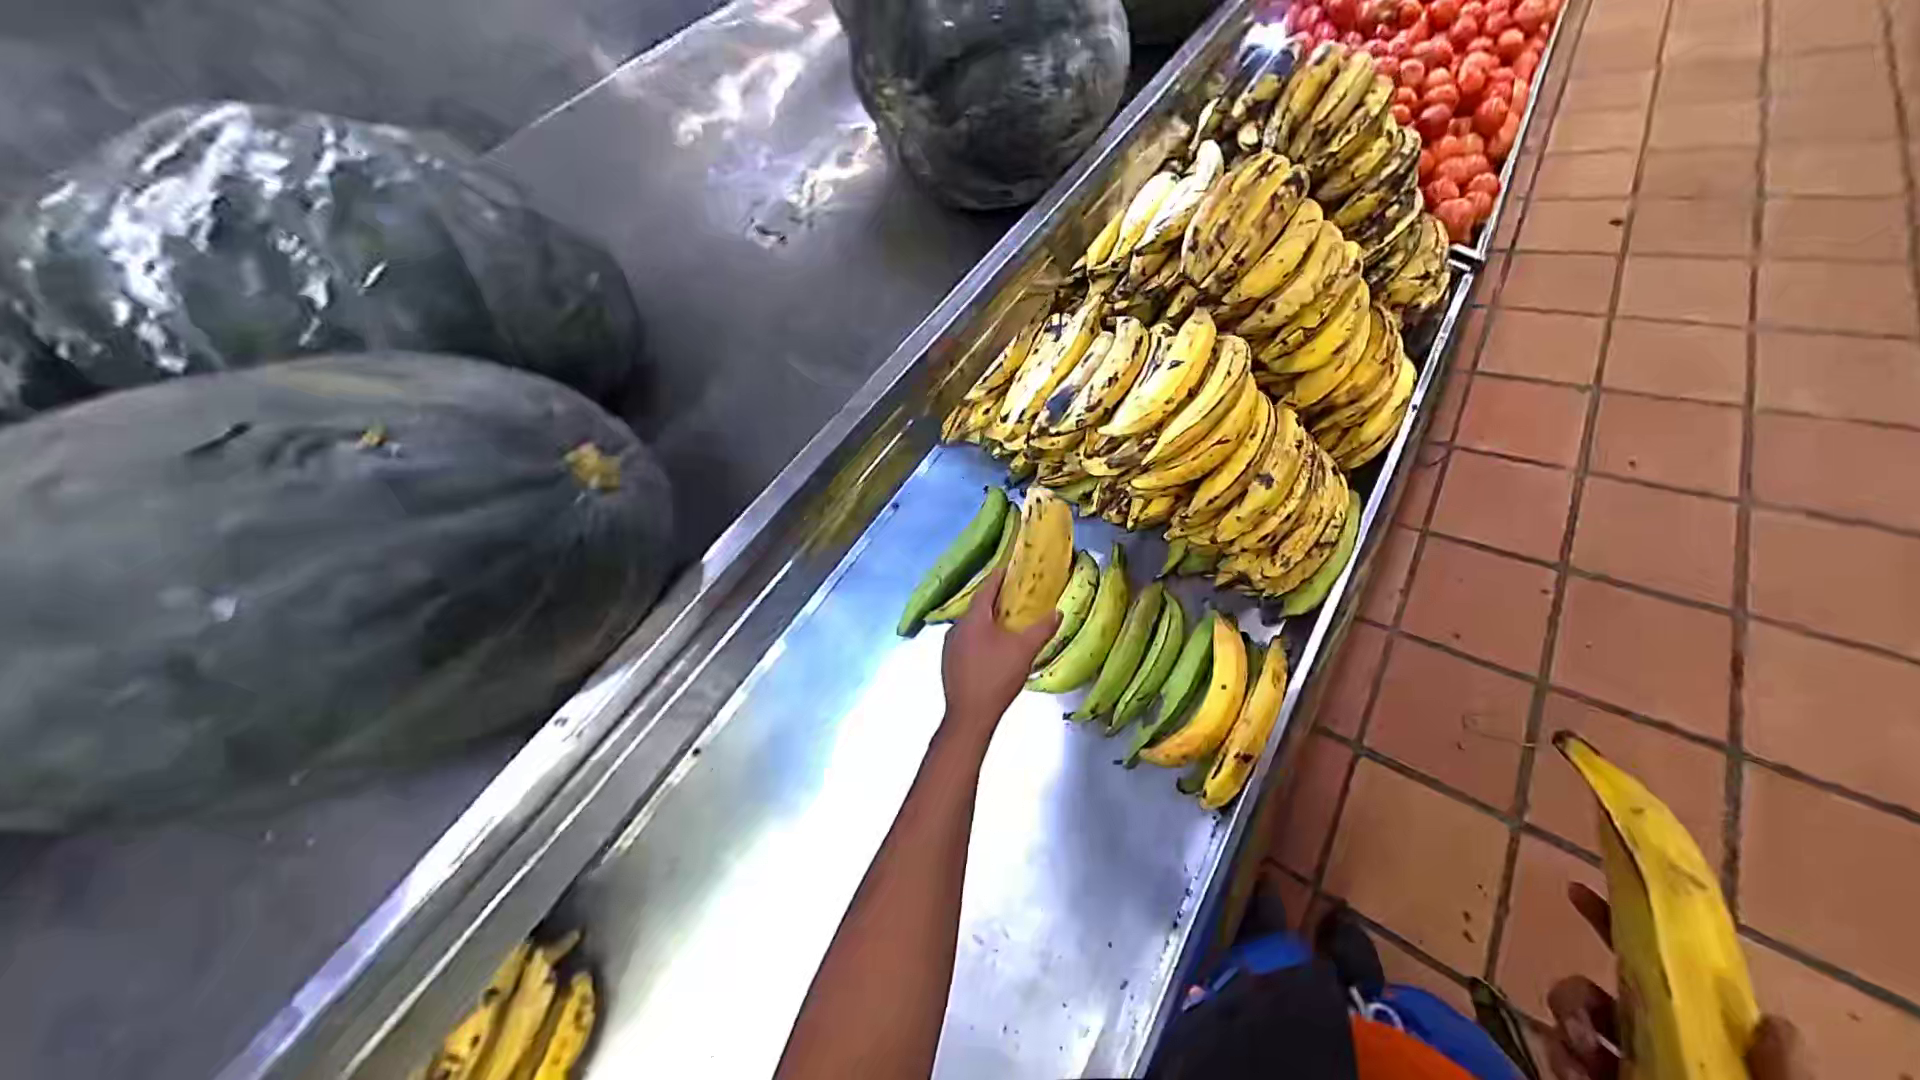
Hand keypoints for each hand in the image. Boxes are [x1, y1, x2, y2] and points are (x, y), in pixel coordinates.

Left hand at [939, 568, 1058, 747]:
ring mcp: (949, 645)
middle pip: (978, 606)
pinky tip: (992, 647)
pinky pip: (966, 640)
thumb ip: (1042, 629)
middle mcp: (956, 627)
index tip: (1010, 568)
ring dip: (988, 620)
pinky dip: (980, 637)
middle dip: (996, 600)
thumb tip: (1058, 612)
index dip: (999, 576)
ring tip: (1006, 622)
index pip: (986, 588)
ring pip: (971, 625)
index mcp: (973, 618)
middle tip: (1014, 596)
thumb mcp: (1025, 651)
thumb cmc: (997, 677)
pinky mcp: (948, 662)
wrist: (969, 715)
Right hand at [1547, 882, 1809, 1079]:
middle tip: (1581, 1030)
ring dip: (1566, 1035)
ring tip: (1580, 1067)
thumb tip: (1778, 1022)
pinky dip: (1558, 1064)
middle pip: (1595, 994)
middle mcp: (1657, 1050)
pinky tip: (1569, 1077)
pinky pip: (1558, 1062)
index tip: (1576, 889)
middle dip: (1574, 998)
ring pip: (1570, 1025)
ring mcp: (1622, 1072)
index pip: (1659, 975)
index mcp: (1702, 1043)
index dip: (1615, 926)